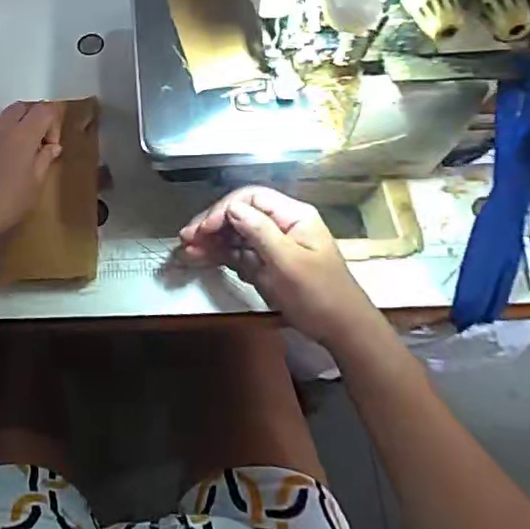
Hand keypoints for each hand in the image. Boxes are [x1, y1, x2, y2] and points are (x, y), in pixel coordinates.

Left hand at [0, 101, 63, 267]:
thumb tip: (52, 146)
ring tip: (15, 156)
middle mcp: (0, 126)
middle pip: (22, 107)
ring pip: (1, 117)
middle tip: (36, 146)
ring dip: (13, 128)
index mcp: (23, 134)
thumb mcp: (34, 186)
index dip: (53, 124)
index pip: (44, 110)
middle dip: (33, 120)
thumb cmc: (4, 204)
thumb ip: (44, 161)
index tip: (51, 147)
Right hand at [179, 186, 390, 350]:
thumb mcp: (288, 263)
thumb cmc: (319, 295)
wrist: (343, 330)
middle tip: (186, 238)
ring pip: (237, 233)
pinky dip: (221, 254)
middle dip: (212, 223)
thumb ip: (260, 232)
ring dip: (212, 239)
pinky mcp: (268, 265)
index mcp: (294, 216)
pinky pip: (241, 253)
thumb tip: (233, 209)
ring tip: (187, 249)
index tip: (204, 228)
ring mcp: (275, 245)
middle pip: (241, 214)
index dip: (224, 209)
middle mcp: (283, 225)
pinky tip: (202, 257)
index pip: (252, 198)